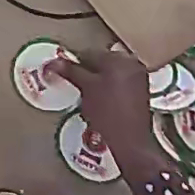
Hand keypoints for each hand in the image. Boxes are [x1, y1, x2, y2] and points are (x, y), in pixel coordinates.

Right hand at [52, 49, 172, 184]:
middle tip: (74, 83)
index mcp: (118, 59)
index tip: (61, 70)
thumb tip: (53, 62)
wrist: (129, 141)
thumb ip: (70, 71)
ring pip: (110, 71)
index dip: (72, 62)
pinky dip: (108, 85)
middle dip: (86, 70)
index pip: (89, 53)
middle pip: (101, 60)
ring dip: (97, 78)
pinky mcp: (141, 89)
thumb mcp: (86, 89)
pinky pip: (119, 80)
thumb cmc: (107, 114)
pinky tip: (100, 98)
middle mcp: (132, 63)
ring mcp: (138, 76)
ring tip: (87, 93)